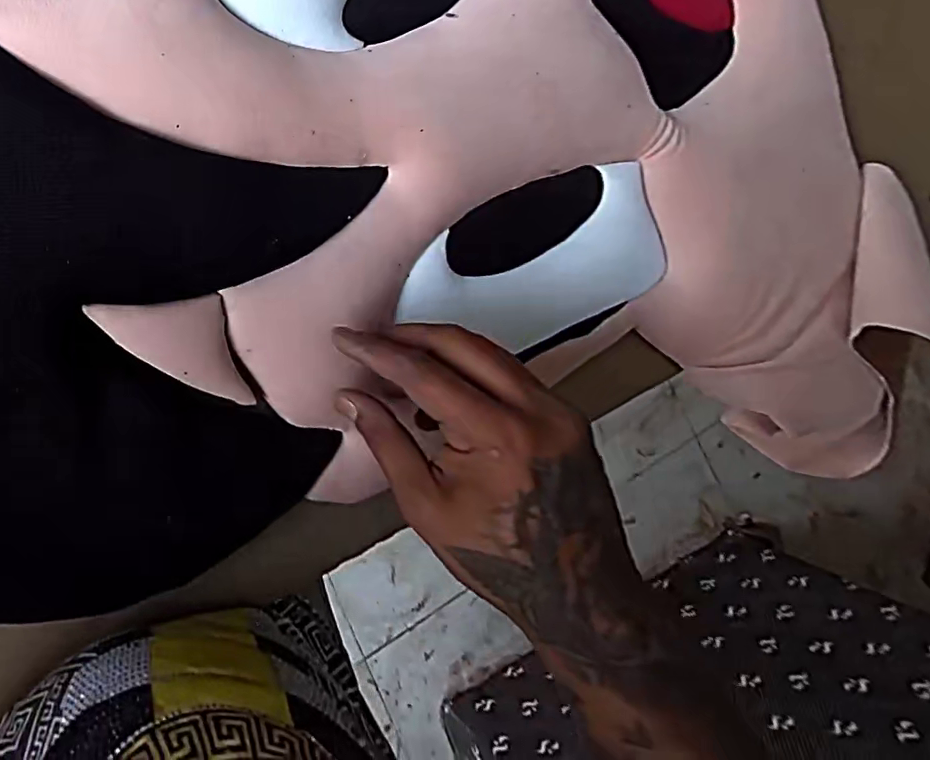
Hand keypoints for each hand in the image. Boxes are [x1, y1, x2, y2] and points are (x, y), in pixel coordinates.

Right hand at [334, 325, 762, 758]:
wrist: (584, 596)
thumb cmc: (499, 559)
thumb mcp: (424, 504)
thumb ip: (385, 440)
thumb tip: (351, 397)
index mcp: (498, 436)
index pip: (423, 372)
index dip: (376, 351)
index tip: (345, 338)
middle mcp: (535, 412)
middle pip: (458, 343)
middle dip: (406, 334)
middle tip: (368, 339)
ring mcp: (557, 410)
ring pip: (485, 350)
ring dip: (435, 346)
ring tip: (394, 358)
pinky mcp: (564, 416)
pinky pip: (505, 371)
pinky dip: (464, 366)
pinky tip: (435, 388)